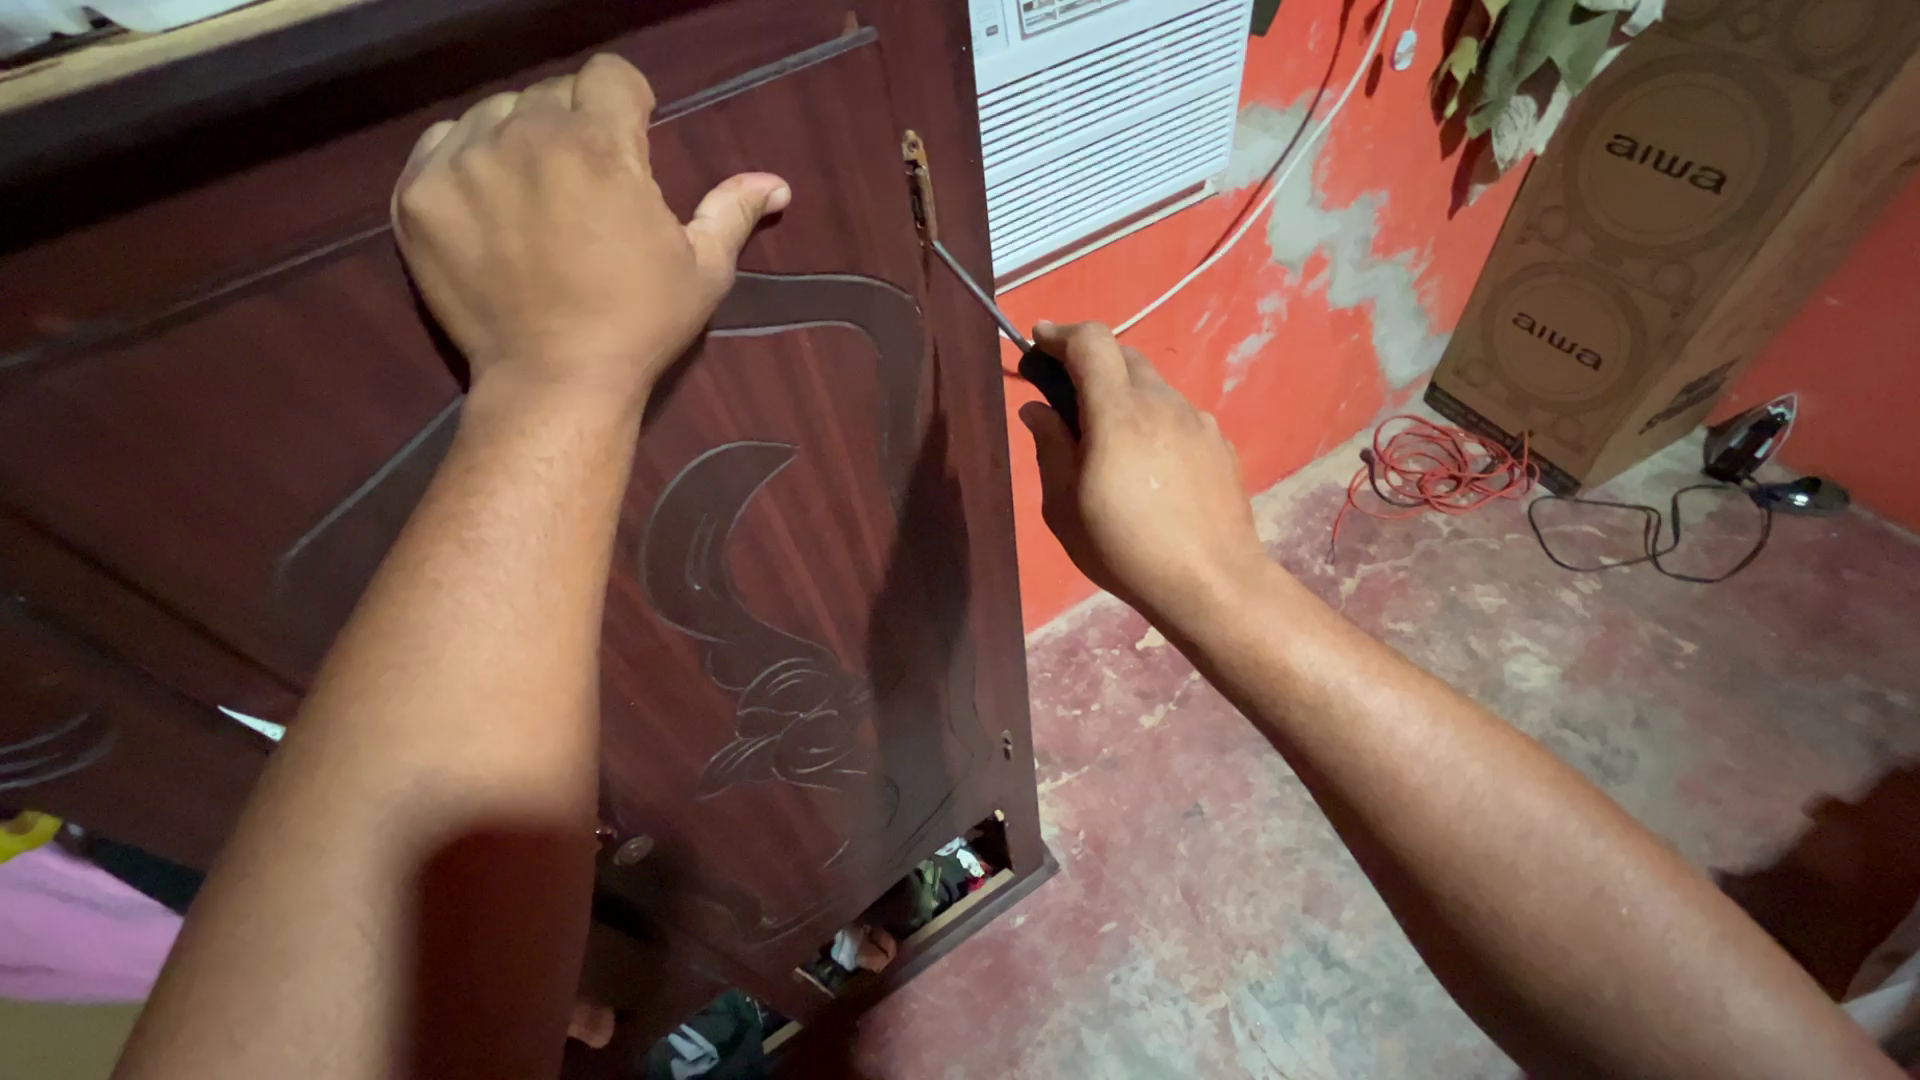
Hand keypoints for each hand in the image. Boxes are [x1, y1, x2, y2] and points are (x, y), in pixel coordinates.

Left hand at [392, 54, 789, 409]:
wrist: (557, 379)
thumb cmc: (642, 325)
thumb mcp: (703, 271)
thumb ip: (732, 212)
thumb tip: (778, 183)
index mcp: (601, 147)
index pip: (612, 75)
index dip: (630, 104)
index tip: (634, 141)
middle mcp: (527, 134)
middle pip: (553, 93)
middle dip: (577, 126)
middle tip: (589, 185)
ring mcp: (464, 161)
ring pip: (495, 113)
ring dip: (522, 139)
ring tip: (539, 197)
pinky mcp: (419, 192)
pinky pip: (443, 144)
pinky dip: (469, 162)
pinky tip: (494, 207)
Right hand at [1019, 322, 1269, 626]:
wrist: (1213, 583)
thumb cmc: (1126, 551)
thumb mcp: (1065, 508)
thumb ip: (1051, 448)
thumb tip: (1037, 409)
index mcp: (1119, 415)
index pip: (1091, 343)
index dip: (1060, 334)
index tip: (1038, 342)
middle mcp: (1163, 404)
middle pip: (1123, 355)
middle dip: (1089, 360)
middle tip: (1064, 393)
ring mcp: (1198, 422)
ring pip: (1153, 385)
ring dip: (1122, 391)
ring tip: (1106, 437)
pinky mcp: (1220, 443)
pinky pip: (1177, 413)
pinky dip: (1151, 417)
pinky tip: (1147, 462)